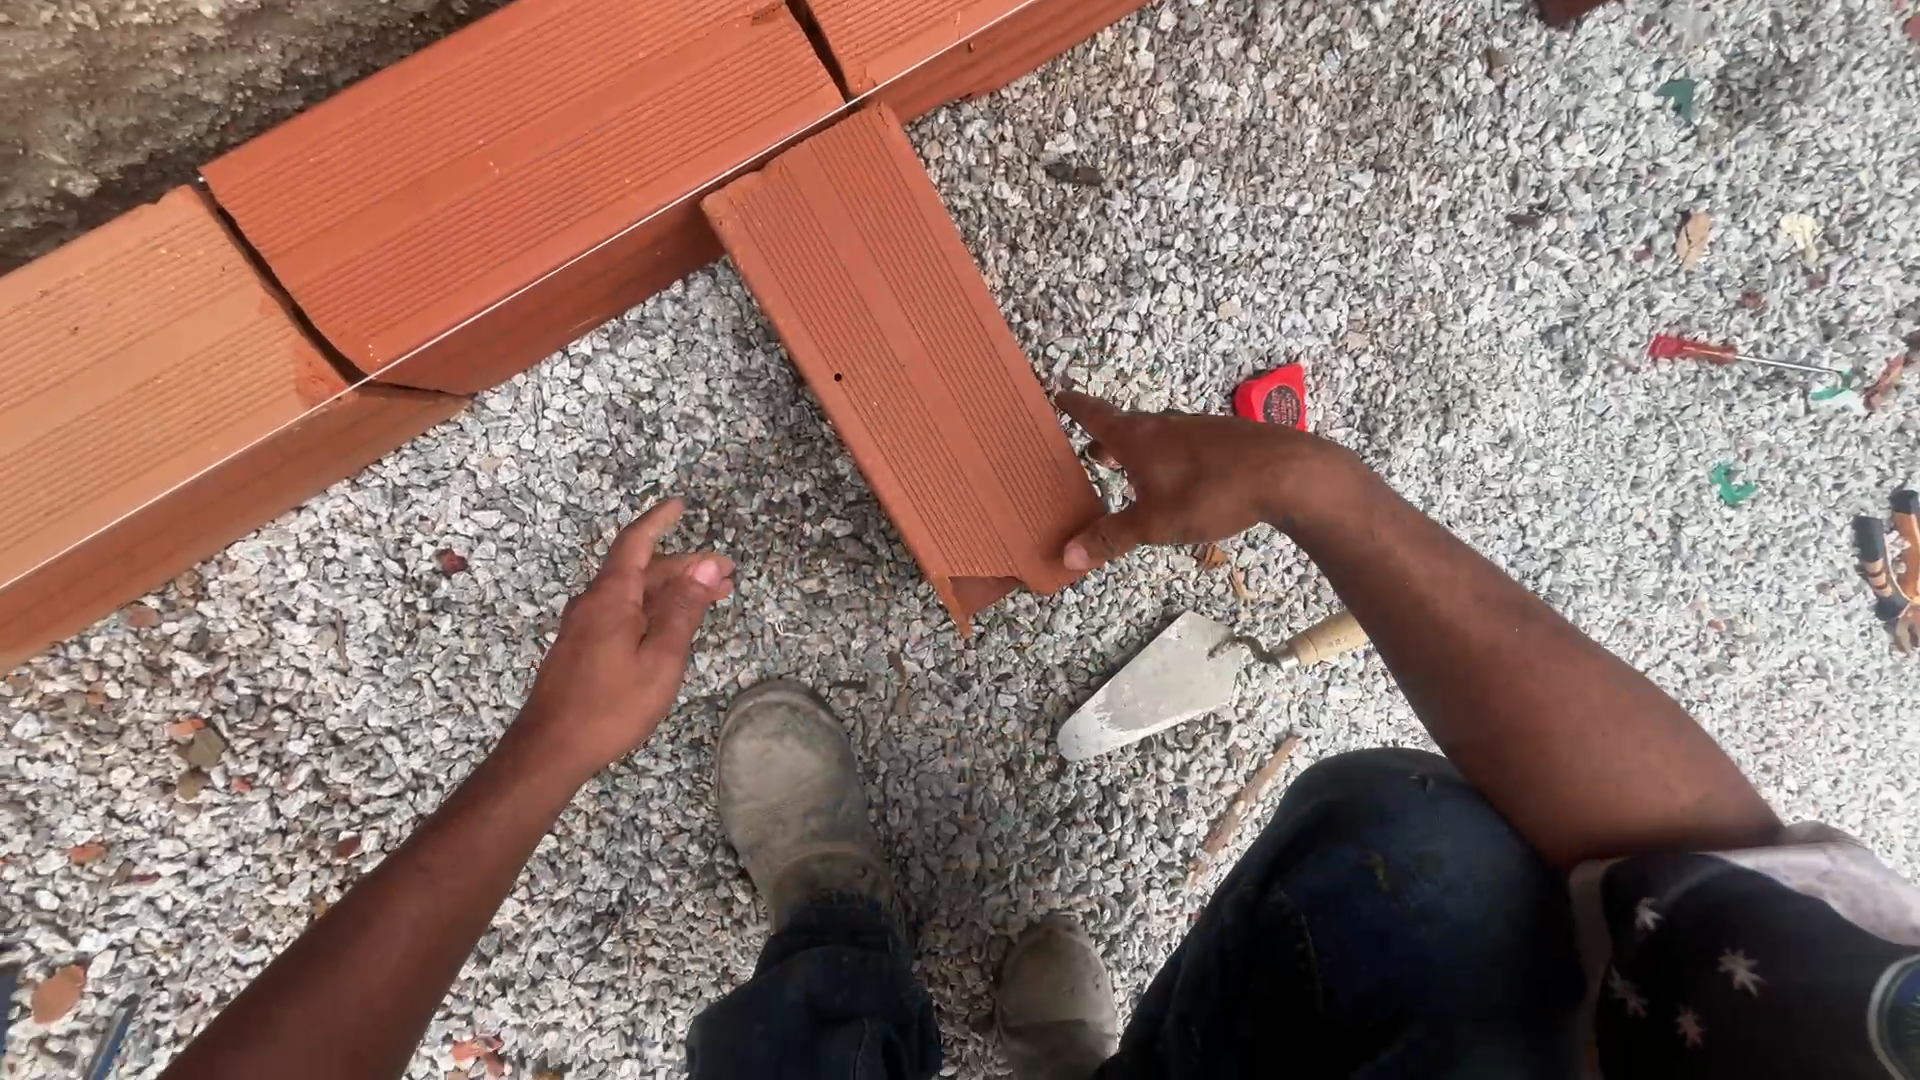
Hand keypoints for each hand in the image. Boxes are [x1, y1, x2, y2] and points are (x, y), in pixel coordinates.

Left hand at [508, 498, 733, 780]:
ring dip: (673, 590)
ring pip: (634, 594)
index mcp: (611, 598)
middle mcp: (594, 603)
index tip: (681, 505)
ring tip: (712, 597)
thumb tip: (708, 564)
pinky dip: (654, 609)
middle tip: (727, 574)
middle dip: (685, 566)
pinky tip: (673, 624)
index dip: (659, 521)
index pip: (636, 543)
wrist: (549, 751)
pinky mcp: (583, 647)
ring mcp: (585, 626)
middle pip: (642, 570)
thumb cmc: (611, 705)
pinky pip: (624, 613)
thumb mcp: (661, 657)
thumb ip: (684, 609)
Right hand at [1056, 390, 1355, 569]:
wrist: (1286, 473)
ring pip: (1155, 436)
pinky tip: (1176, 480)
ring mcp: (1195, 430)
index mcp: (1137, 438)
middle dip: (1104, 439)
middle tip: (1089, 452)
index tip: (1059, 394)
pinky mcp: (1223, 440)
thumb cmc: (1210, 492)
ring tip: (1128, 470)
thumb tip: (1067, 555)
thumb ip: (1111, 537)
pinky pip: (1181, 445)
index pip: (1095, 415)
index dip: (1074, 406)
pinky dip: (1165, 457)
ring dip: (1136, 450)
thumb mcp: (1154, 523)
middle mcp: (1163, 425)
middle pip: (1125, 426)